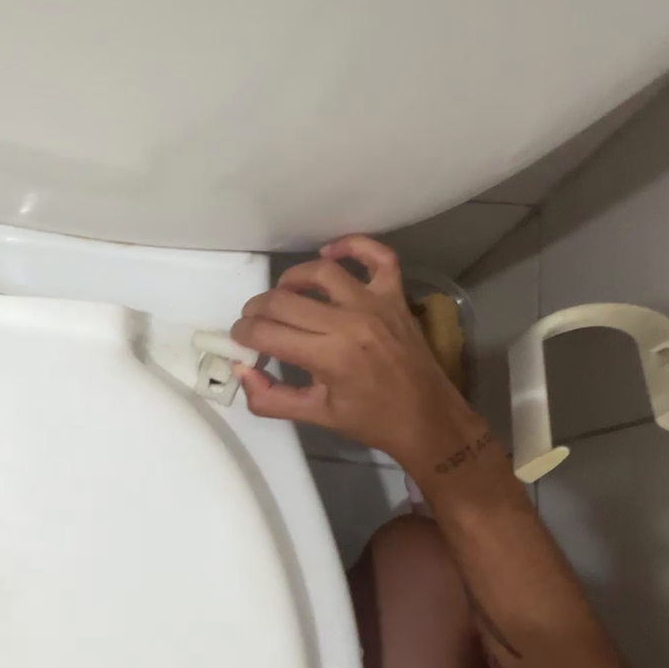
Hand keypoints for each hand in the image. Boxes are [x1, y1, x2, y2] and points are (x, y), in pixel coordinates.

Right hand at [230, 235, 486, 478]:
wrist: (429, 419)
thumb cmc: (371, 421)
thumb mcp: (315, 417)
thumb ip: (270, 398)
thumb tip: (241, 371)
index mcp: (329, 357)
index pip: (267, 333)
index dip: (243, 335)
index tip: (240, 341)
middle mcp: (350, 323)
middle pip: (284, 300)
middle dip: (256, 310)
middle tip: (253, 323)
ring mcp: (375, 304)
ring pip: (321, 273)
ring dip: (291, 280)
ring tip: (281, 296)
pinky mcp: (395, 296)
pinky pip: (377, 256)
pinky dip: (352, 246)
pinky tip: (329, 254)